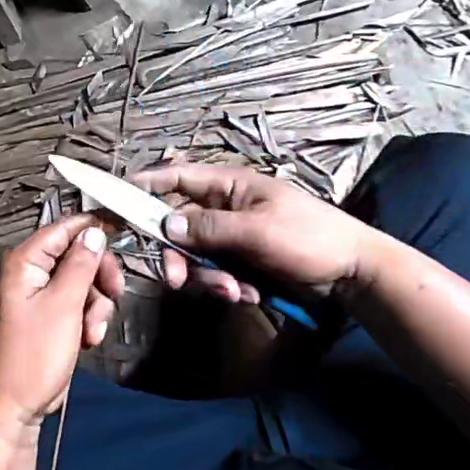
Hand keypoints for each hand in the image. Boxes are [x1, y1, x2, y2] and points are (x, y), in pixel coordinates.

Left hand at [0, 214, 123, 431]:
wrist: (14, 409)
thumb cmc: (33, 354)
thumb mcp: (63, 304)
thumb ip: (81, 264)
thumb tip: (95, 232)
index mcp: (25, 261)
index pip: (64, 227)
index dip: (94, 227)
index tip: (124, 229)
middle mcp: (31, 272)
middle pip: (78, 254)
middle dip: (99, 275)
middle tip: (115, 293)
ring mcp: (40, 295)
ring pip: (83, 280)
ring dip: (96, 303)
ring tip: (92, 329)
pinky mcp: (50, 316)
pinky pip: (78, 302)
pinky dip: (88, 317)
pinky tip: (88, 338)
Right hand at [134, 163, 387, 303]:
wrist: (353, 273)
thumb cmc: (307, 237)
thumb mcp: (256, 231)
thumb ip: (208, 227)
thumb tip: (165, 222)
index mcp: (230, 185)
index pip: (178, 176)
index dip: (147, 184)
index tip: (116, 197)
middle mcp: (226, 207)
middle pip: (180, 225)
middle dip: (180, 255)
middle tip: (179, 282)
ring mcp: (234, 235)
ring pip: (197, 255)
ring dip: (209, 278)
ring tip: (235, 292)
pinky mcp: (243, 261)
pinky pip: (218, 272)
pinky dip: (228, 286)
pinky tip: (250, 293)